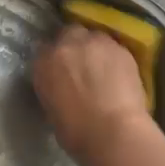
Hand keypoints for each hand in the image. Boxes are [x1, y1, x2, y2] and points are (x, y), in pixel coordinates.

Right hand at [32, 25, 156, 163]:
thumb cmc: (76, 132)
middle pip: (69, 33)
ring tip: (104, 68)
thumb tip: (62, 84)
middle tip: (83, 63)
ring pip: (94, 36)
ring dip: (96, 48)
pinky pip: (114, 47)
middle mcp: (67, 45)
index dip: (55, 59)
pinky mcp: (121, 48)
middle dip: (75, 44)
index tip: (61, 69)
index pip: (45, 50)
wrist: (112, 132)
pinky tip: (119, 74)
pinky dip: (114, 57)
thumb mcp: (51, 108)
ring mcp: (95, 43)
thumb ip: (53, 86)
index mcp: (43, 62)